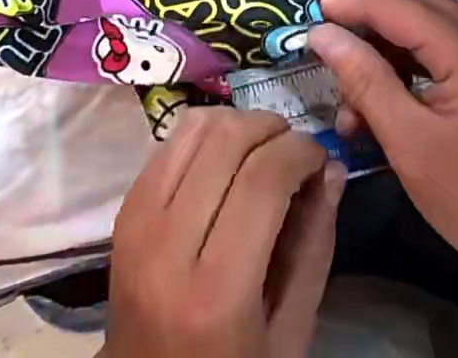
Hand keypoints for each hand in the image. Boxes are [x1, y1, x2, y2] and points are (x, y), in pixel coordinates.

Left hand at [104, 108, 345, 357]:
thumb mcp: (290, 333)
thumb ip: (314, 247)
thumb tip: (332, 168)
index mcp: (216, 291)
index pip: (262, 179)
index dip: (300, 151)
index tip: (321, 158)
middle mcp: (168, 244)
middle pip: (226, 140)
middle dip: (272, 128)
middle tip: (295, 148)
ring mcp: (138, 220)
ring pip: (194, 128)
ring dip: (238, 123)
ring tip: (263, 147)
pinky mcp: (124, 207)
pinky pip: (170, 142)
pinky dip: (206, 135)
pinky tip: (227, 157)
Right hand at [305, 0, 457, 354]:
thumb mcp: (408, 140)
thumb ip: (364, 78)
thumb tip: (321, 33)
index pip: (396, 3)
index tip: (307, 3)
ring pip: (421, 19)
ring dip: (379, 30)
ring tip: (337, 52)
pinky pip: (434, 47)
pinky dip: (399, 57)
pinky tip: (369, 88)